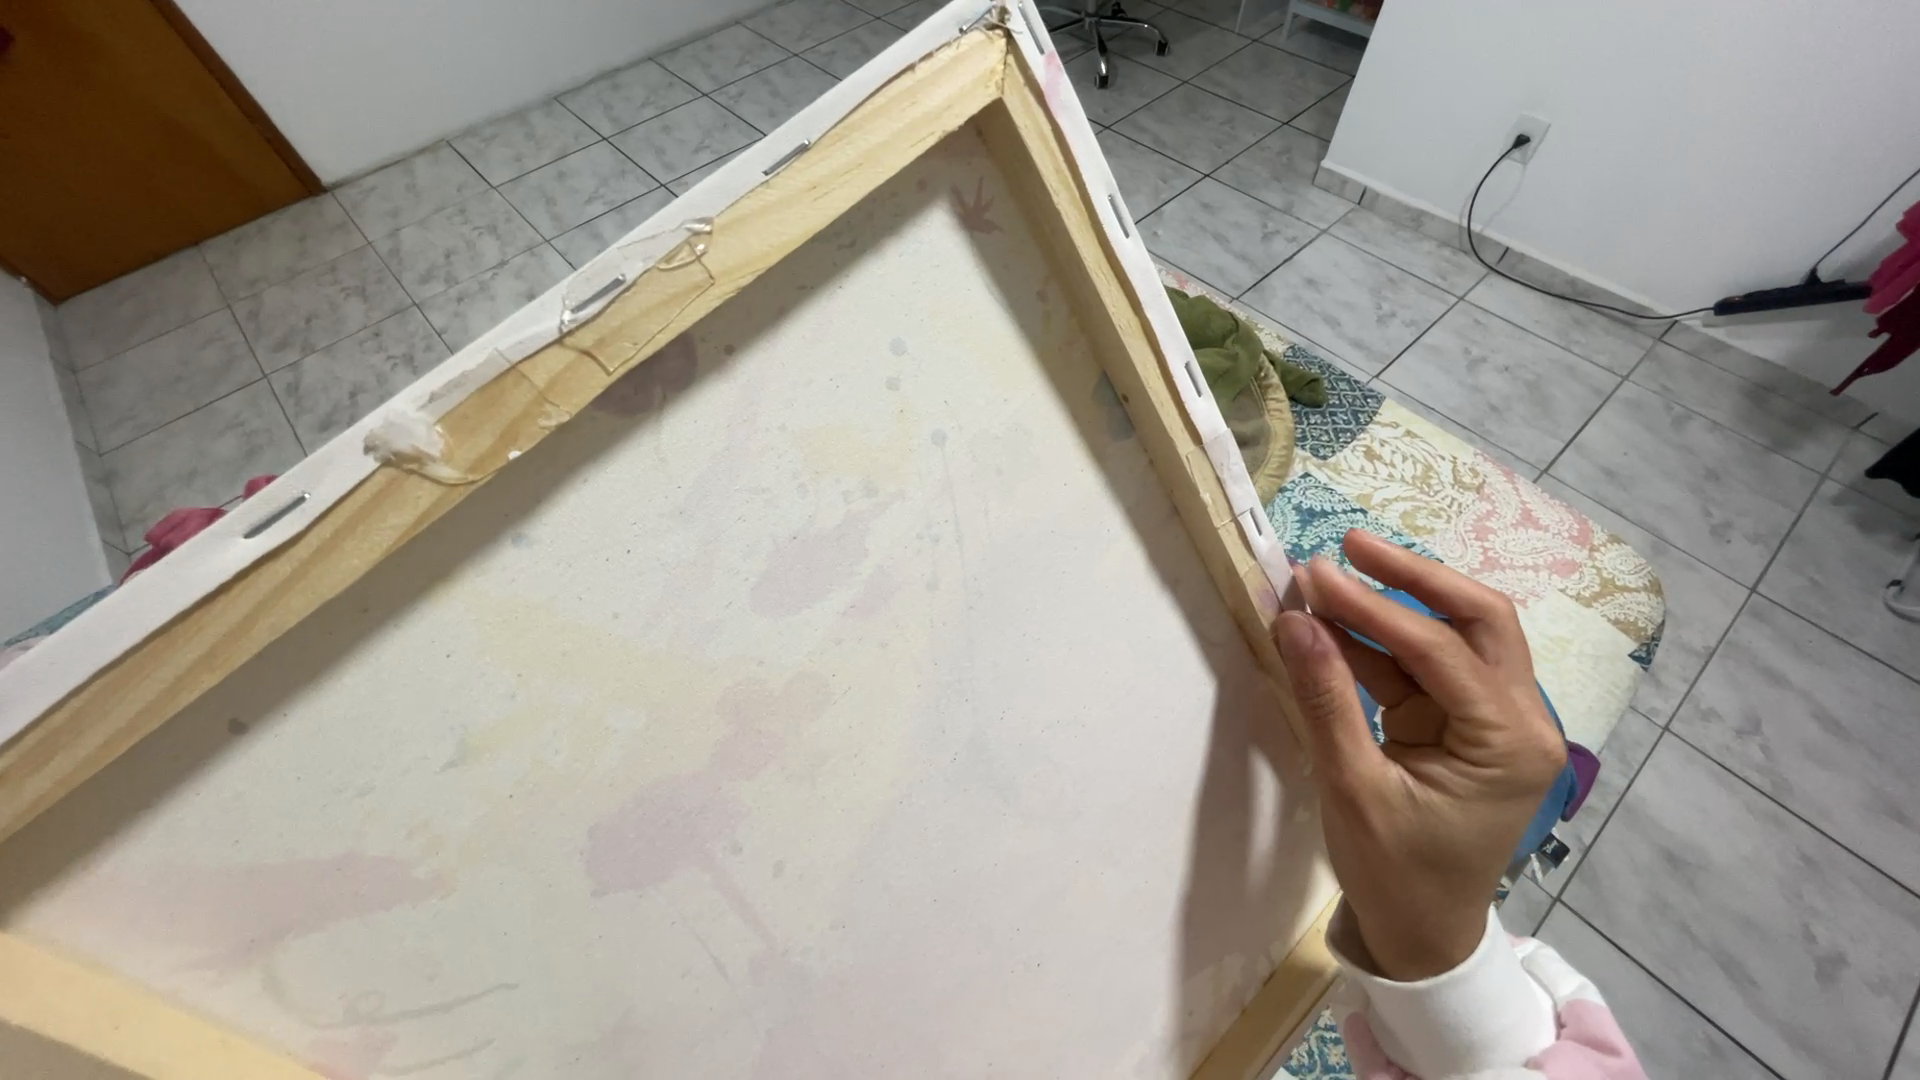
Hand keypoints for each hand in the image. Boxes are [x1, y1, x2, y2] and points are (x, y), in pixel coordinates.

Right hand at [1274, 530, 1566, 981]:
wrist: (1418, 934)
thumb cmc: (1395, 873)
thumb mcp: (1352, 787)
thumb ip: (1324, 698)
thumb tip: (1292, 619)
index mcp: (1510, 742)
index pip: (1440, 650)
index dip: (1371, 607)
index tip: (1310, 575)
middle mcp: (1513, 718)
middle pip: (1476, 620)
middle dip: (1412, 577)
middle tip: (1349, 545)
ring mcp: (1484, 718)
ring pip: (1447, 635)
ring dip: (1387, 604)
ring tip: (1323, 578)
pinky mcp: (1451, 722)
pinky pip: (1415, 666)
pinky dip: (1371, 641)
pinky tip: (1327, 623)